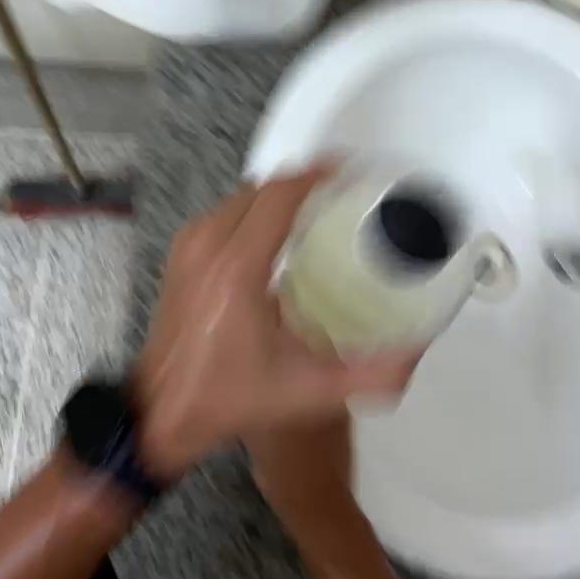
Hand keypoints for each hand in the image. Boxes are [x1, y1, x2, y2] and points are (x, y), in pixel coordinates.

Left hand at [131, 164, 423, 478]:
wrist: (162, 409)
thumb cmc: (230, 397)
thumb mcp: (307, 391)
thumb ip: (369, 374)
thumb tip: (417, 350)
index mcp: (237, 268)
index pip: (279, 197)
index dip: (316, 175)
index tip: (348, 169)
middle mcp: (209, 244)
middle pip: (262, 189)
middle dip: (303, 183)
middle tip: (340, 193)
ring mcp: (190, 245)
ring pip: (241, 196)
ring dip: (278, 195)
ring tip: (315, 208)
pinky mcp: (181, 252)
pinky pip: (224, 212)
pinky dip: (254, 209)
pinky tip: (277, 232)